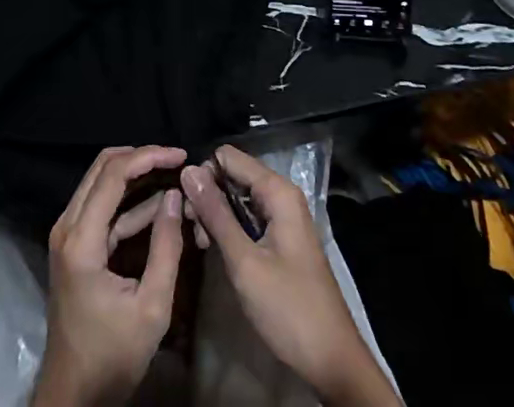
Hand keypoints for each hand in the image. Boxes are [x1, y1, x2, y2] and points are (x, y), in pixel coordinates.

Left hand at [33, 146, 187, 406]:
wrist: (75, 392)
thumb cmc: (113, 354)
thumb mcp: (152, 305)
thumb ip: (167, 246)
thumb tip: (176, 196)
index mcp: (81, 240)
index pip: (113, 174)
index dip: (149, 156)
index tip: (182, 155)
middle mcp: (67, 227)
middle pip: (102, 168)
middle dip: (142, 157)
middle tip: (178, 161)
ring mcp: (68, 236)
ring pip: (101, 183)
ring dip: (138, 176)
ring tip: (177, 179)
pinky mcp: (75, 246)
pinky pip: (103, 207)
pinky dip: (131, 201)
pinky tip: (162, 206)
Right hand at [181, 148, 399, 406]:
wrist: (328, 355)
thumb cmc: (286, 306)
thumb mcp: (244, 261)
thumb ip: (216, 214)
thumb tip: (188, 170)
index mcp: (278, 191)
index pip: (229, 157)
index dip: (203, 175)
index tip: (185, 205)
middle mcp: (282, 195)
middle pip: (233, 176)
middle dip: (208, 196)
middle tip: (194, 231)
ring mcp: (282, 216)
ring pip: (237, 198)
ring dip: (215, 215)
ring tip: (202, 245)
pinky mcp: (279, 237)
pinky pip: (247, 217)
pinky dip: (228, 229)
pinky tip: (215, 249)